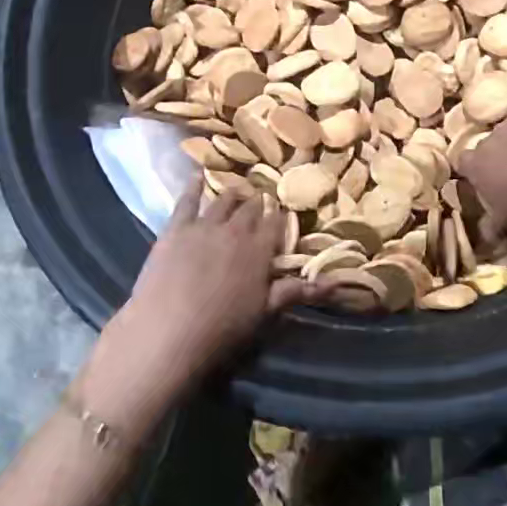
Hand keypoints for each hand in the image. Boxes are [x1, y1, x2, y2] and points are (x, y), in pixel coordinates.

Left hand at [81, 178, 318, 426]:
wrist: (170, 330)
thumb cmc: (224, 327)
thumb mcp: (266, 312)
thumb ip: (298, 291)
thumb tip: (337, 283)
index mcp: (260, 249)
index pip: (276, 224)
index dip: (280, 217)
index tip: (283, 213)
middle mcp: (236, 229)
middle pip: (251, 209)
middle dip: (259, 203)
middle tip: (261, 201)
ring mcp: (204, 225)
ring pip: (223, 200)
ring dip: (233, 194)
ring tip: (238, 191)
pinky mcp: (175, 228)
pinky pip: (187, 200)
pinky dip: (193, 186)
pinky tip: (196, 176)